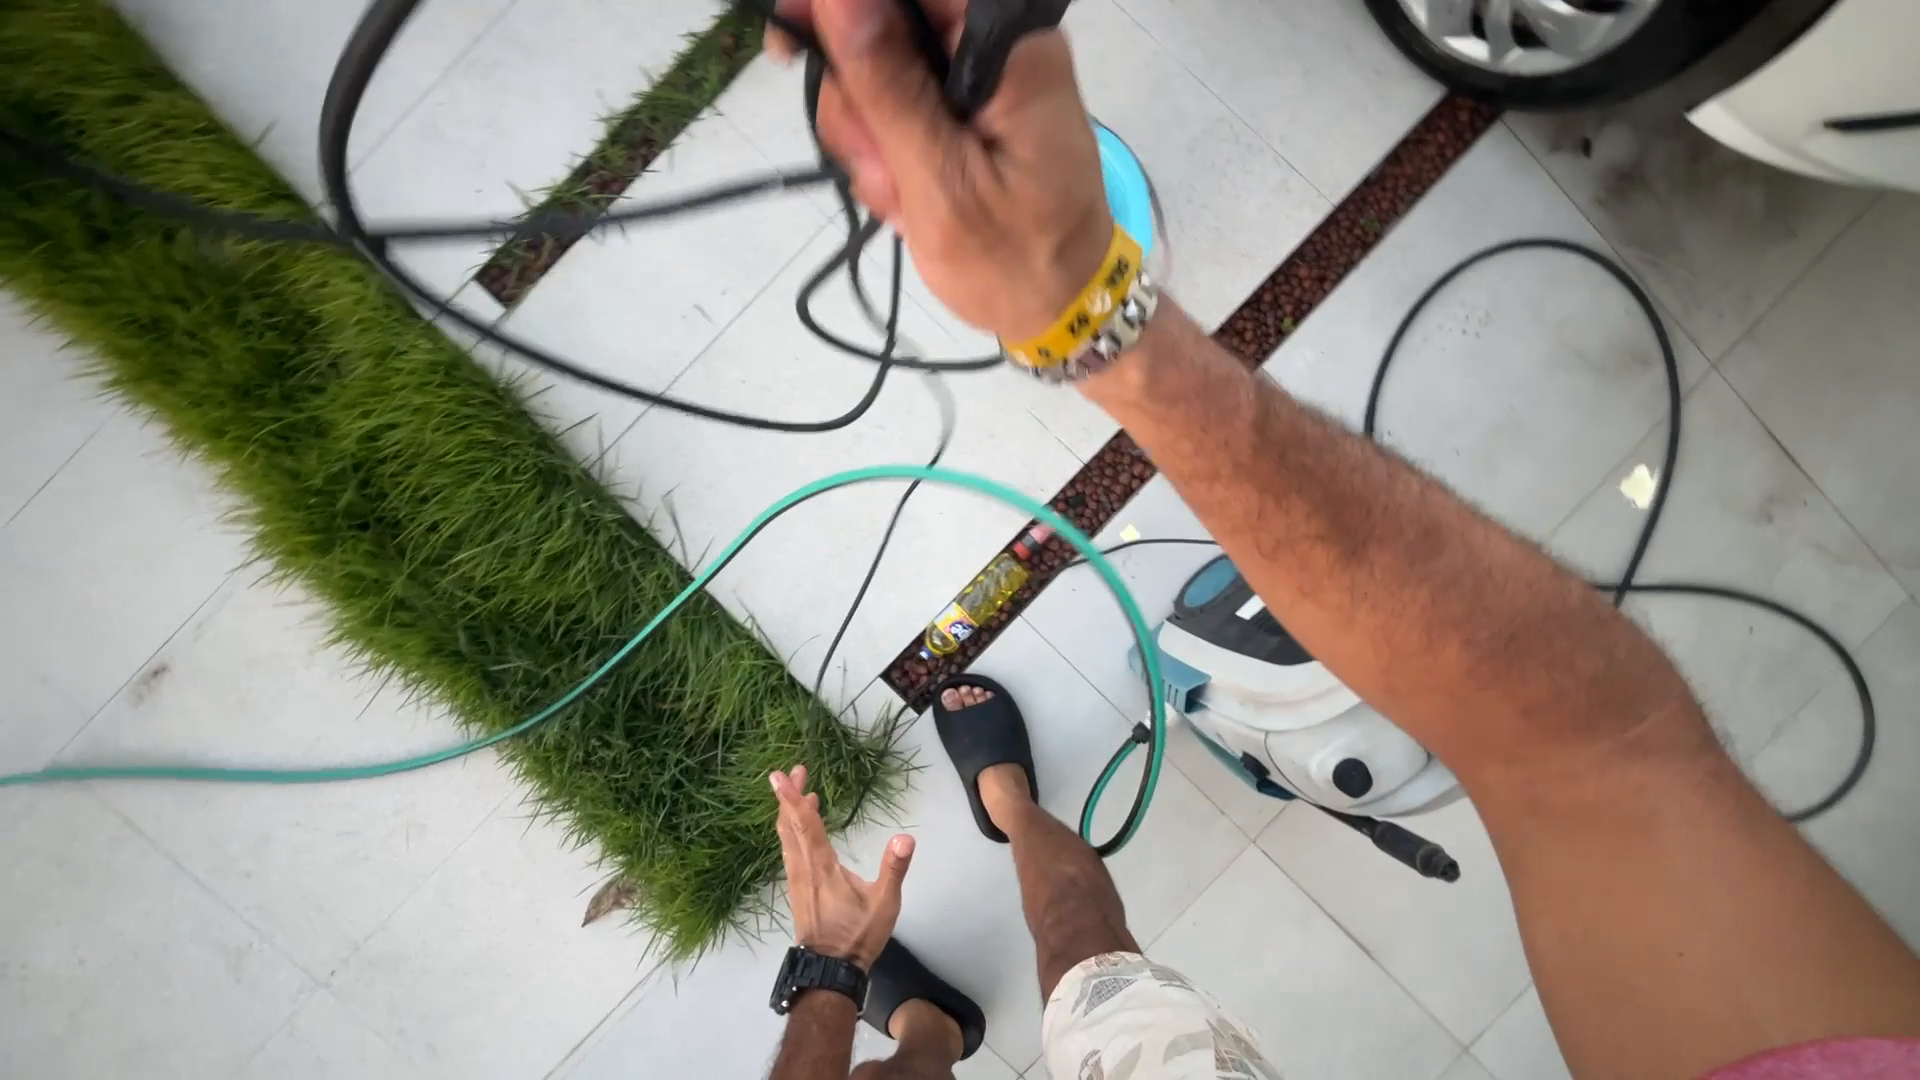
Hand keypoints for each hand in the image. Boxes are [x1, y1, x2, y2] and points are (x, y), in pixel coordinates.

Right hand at [771, 0, 1112, 343]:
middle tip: (883, 175)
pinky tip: (911, 203)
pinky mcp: (970, 117)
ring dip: (875, 145)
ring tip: (905, 204)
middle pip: (885, 31)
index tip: (789, 43)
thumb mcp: (942, 185)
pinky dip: (893, 160)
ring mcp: (982, 85)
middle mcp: (997, 50)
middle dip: (862, 105)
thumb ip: (890, 89)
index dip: (840, 9)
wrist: (1061, 309)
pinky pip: (903, 114)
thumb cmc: (1015, 262)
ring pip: (883, 77)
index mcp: (1006, 49)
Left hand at [771, 765, 914, 970]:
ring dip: (790, 812)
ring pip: (787, 838)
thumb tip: (906, 837)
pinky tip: (803, 827)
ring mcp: (797, 880)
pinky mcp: (798, 889)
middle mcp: (803, 868)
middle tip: (794, 772)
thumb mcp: (884, 903)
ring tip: (800, 792)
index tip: (780, 776)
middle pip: (790, 826)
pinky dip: (793, 830)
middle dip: (790, 797)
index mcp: (821, 867)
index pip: (804, 825)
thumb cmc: (856, 936)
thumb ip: (894, 868)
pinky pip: (790, 850)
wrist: (829, 973)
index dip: (792, 799)